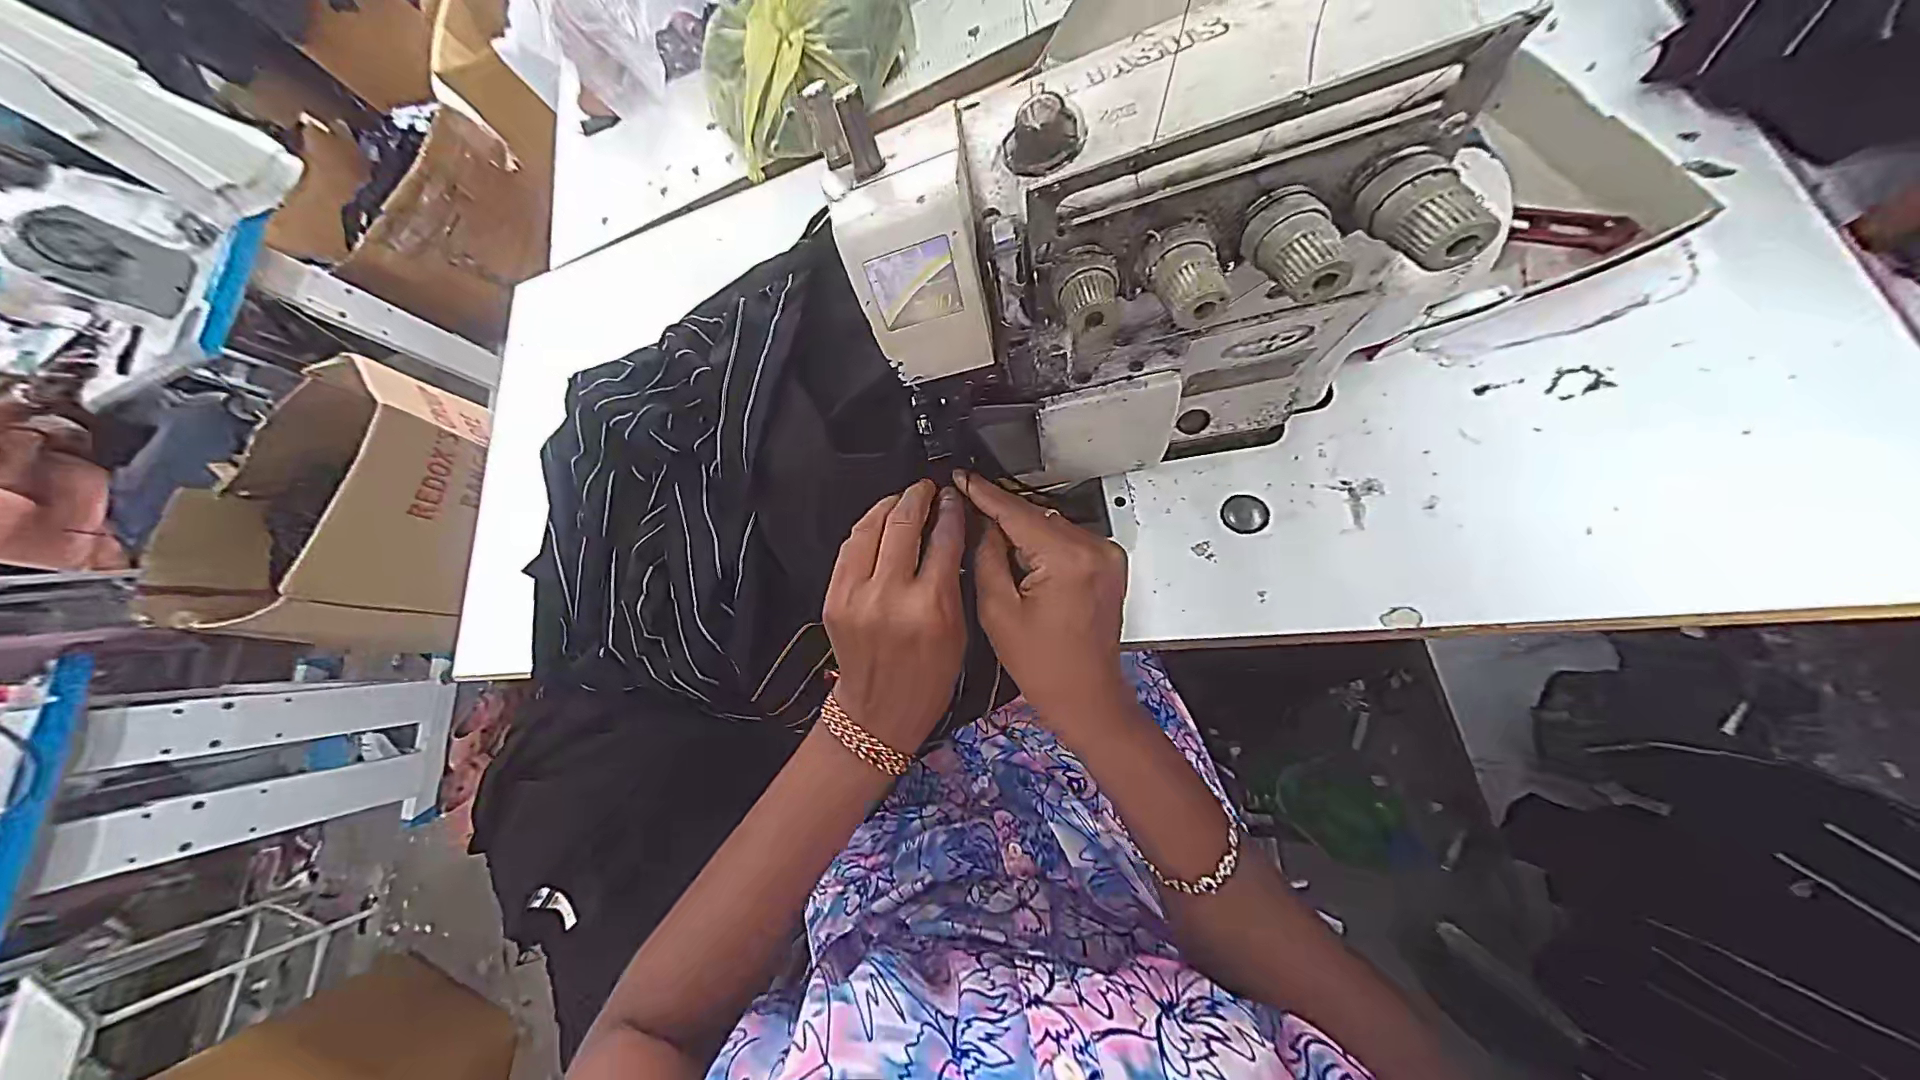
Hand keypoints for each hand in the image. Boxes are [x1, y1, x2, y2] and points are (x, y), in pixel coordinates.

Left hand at [823, 480, 967, 753]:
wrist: (879, 711)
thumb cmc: (928, 677)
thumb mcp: (958, 630)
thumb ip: (952, 579)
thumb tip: (950, 533)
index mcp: (930, 607)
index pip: (943, 539)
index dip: (950, 511)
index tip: (953, 499)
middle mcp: (890, 596)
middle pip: (903, 524)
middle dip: (918, 497)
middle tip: (927, 489)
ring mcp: (855, 595)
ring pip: (870, 527)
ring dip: (889, 505)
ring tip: (903, 499)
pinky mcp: (834, 598)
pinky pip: (849, 547)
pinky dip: (866, 527)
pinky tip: (879, 520)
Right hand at [955, 470, 1131, 737]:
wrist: (1086, 695)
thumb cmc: (1046, 667)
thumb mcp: (997, 610)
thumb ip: (986, 556)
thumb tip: (982, 524)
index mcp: (1068, 560)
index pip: (1017, 512)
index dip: (984, 494)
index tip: (964, 479)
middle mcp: (1095, 550)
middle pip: (1036, 515)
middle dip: (1001, 515)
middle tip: (968, 513)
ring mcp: (1107, 556)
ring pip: (1051, 525)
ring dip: (1022, 530)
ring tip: (993, 546)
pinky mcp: (1109, 563)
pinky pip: (1067, 538)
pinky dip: (1043, 543)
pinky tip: (1022, 558)